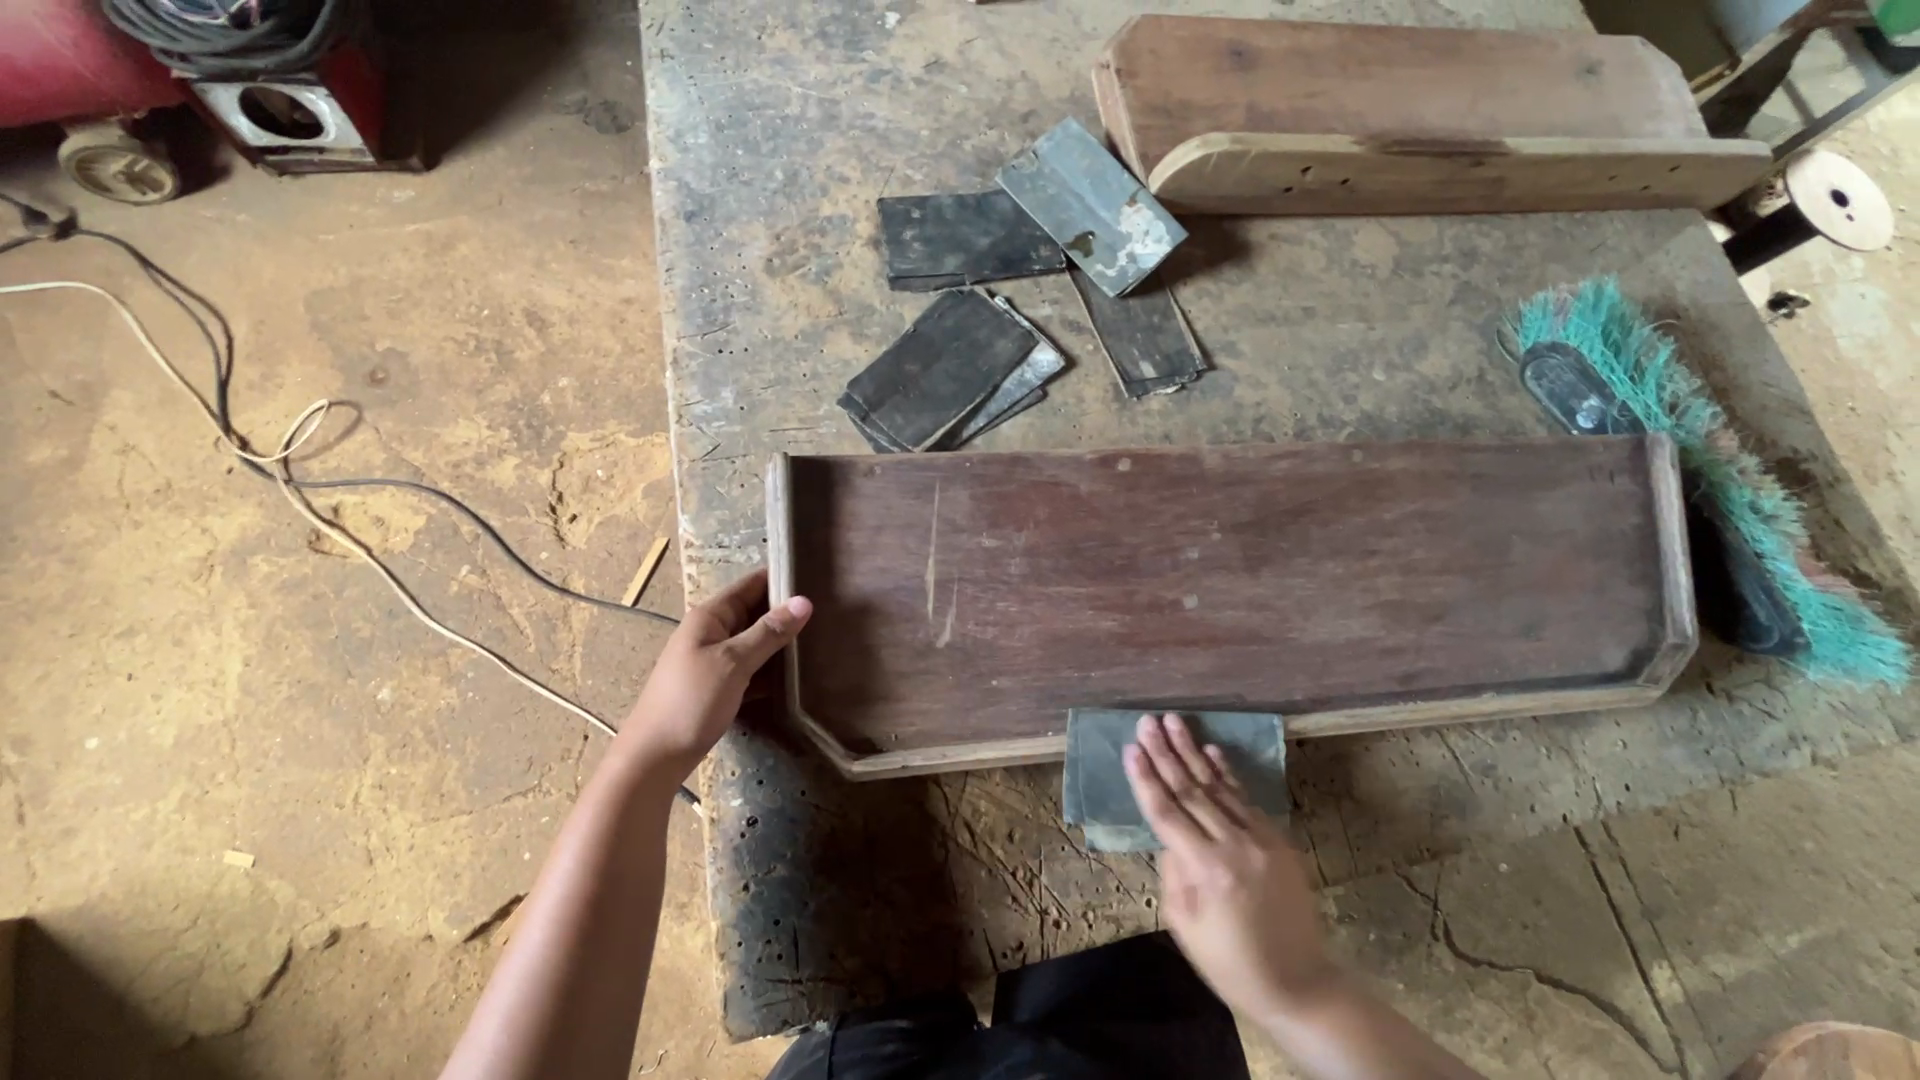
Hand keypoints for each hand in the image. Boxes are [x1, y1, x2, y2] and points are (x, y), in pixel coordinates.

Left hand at [616, 569, 811, 779]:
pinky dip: (773, 668)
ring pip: (756, 642)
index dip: (781, 578)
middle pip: (755, 612)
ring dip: (783, 641)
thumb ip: (769, 632)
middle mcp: (712, 632)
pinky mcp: (721, 686)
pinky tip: (800, 674)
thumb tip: (805, 601)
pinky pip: (753, 667)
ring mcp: (716, 660)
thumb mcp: (733, 662)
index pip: (751, 584)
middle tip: (832, 609)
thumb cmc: (691, 700)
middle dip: (787, 611)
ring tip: (824, 637)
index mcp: (710, 616)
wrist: (656, 756)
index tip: (819, 577)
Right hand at [1125, 713, 1336, 1023]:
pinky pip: (1245, 800)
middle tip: (1147, 721)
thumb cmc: (1230, 964)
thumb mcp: (1184, 925)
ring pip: (1219, 787)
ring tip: (1174, 722)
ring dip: (1193, 752)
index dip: (1145, 779)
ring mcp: (1261, 840)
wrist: (1299, 984)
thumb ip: (1173, 872)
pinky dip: (1227, 774)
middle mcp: (1235, 846)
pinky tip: (1211, 750)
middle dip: (1165, 753)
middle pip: (1191, 790)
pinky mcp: (1279, 841)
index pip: (1167, 813)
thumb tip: (1170, 836)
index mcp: (1206, 869)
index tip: (1130, 748)